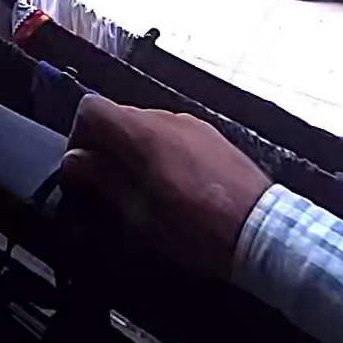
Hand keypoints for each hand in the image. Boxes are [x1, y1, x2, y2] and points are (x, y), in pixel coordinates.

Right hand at [59, 94, 272, 280]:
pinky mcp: (209, 133)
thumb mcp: (142, 217)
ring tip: (141, 188)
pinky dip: (156, 149)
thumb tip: (72, 161)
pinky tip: (171, 183)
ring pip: (142, 123)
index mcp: (142, 133)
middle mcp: (164, 116)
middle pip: (115, 115)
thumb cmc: (199, 231)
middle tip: (107, 186)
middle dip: (103, 146)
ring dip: (130, 148)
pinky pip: (168, 131)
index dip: (77, 136)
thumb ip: (104, 181)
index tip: (82, 171)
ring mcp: (189, 122)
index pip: (91, 108)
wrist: (270, 234)